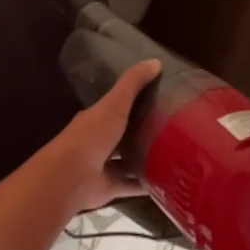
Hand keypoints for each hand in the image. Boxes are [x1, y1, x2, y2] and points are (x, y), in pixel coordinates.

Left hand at [49, 59, 161, 212]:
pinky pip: (131, 185)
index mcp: (97, 120)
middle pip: (125, 136)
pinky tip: (167, 180)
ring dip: (147, 159)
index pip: (118, 108)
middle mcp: (99, 142)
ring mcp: (103, 166)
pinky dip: (146, 184)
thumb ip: (132, 84)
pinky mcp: (110, 187)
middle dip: (145, 133)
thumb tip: (155, 61)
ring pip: (129, 162)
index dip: (138, 102)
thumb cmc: (91, 136)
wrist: (71, 177)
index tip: (164, 98)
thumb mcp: (113, 104)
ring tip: (176, 156)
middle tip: (177, 130)